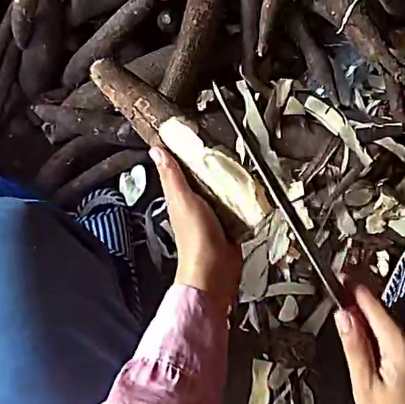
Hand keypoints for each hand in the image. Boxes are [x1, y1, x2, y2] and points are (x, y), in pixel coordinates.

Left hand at [152, 146, 239, 305]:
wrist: (216, 270)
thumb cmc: (195, 237)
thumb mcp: (182, 199)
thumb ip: (172, 176)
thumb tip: (156, 150)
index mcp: (180, 197)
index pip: (180, 168)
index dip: (185, 152)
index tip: (192, 133)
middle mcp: (196, 204)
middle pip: (203, 177)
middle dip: (211, 163)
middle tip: (223, 143)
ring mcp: (214, 214)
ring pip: (221, 189)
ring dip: (228, 178)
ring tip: (238, 160)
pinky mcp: (231, 223)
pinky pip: (236, 204)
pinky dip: (241, 196)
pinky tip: (248, 186)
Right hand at [335, 282, 404, 403]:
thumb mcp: (365, 390)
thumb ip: (356, 347)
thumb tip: (344, 313)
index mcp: (402, 347)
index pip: (375, 306)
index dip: (355, 290)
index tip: (340, 275)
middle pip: (387, 318)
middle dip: (363, 309)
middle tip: (339, 302)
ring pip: (396, 334)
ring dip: (376, 329)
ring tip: (353, 332)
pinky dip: (389, 346)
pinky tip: (377, 360)